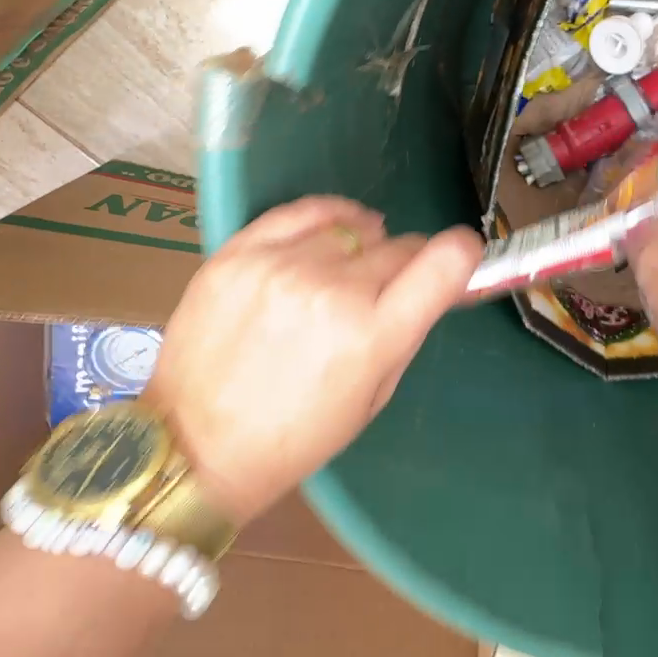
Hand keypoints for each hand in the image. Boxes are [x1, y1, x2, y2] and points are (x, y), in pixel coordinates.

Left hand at [143, 198, 482, 524]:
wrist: (195, 444)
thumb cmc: (297, 436)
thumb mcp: (376, 396)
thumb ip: (408, 331)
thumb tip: (434, 286)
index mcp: (373, 335)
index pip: (444, 262)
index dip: (462, 253)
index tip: (462, 257)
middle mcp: (332, 291)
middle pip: (399, 247)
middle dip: (407, 264)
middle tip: (391, 289)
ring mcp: (281, 267)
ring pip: (354, 231)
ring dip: (364, 249)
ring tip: (352, 271)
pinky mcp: (238, 254)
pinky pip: (301, 212)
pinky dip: (330, 217)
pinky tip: (337, 230)